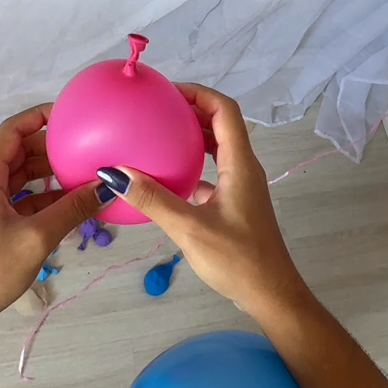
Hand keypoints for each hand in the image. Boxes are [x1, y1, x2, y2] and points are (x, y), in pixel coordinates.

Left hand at [0, 105, 106, 331]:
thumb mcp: (37, 237)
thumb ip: (73, 208)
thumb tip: (109, 186)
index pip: (13, 130)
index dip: (39, 115)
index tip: (69, 111)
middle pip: (18, 150)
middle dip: (50, 144)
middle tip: (84, 142)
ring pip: (20, 174)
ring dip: (48, 170)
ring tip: (82, 168)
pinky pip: (20, 195)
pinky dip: (43, 193)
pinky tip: (69, 200)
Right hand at [107, 83, 312, 320]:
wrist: (272, 296)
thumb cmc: (238, 260)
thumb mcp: (190, 229)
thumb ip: (154, 200)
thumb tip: (115, 173)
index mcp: (240, 163)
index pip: (225, 110)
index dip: (199, 93)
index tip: (168, 90)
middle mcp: (244, 167)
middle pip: (221, 123)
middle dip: (191, 110)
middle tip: (157, 108)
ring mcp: (241, 186)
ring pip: (217, 147)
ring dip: (192, 136)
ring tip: (158, 134)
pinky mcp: (235, 204)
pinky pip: (213, 171)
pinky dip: (192, 165)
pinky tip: (166, 177)